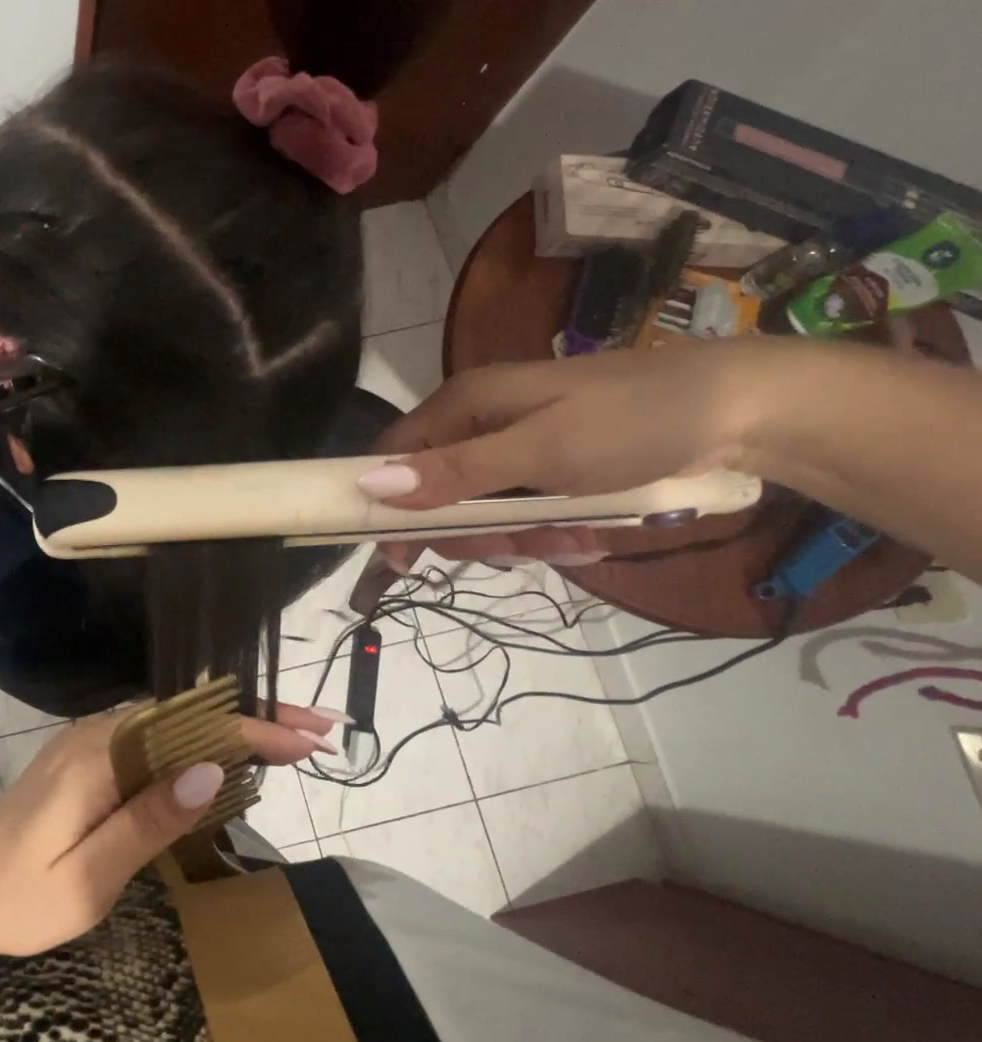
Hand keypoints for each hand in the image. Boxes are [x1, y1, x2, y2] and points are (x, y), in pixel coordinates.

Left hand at [0, 704, 337, 958]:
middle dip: (251, 721)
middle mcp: (93, 736)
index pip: (186, 727)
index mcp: (94, 757)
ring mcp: (86, 747)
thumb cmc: (18, 898)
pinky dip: (193, 746)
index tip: (307, 738)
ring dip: (226, 731)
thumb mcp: (86, 876)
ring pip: (168, 726)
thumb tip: (210, 770)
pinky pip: (149, 744)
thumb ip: (147, 821)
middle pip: (182, 716)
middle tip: (315, 734)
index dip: (250, 728)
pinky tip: (224, 759)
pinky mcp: (84, 764)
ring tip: (285, 743)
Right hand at [360, 342, 772, 567]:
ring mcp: (520, 447)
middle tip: (511, 550)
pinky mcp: (554, 467)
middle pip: (436, 492)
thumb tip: (371, 487)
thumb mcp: (541, 450)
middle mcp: (482, 423)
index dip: (386, 505)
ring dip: (518, 536)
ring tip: (570, 539)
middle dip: (470, 530)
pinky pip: (526, 511)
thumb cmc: (636, 421)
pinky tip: (588, 535)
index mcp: (466, 405)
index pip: (393, 457)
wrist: (750, 410)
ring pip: (483, 510)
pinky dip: (550, 531)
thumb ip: (455, 472)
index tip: (400, 556)